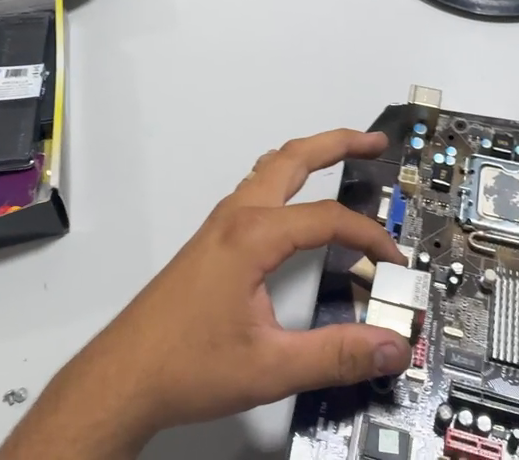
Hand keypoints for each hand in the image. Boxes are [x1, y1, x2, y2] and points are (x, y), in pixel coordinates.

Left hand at [0, 129, 410, 458]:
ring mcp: (220, 226)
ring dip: (308, 156)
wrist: (124, 376)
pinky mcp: (212, 241)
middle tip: (373, 142)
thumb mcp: (270, 367)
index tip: (394, 260)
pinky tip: (296, 202)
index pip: (327, 220)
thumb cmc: (184, 366)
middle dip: (336, 143)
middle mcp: (236, 218)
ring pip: (270, 170)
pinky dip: (286, 178)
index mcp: (252, 236)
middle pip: (293, 160)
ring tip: (340, 156)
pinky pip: (256, 189)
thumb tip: (389, 345)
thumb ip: (336, 355)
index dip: (369, 236)